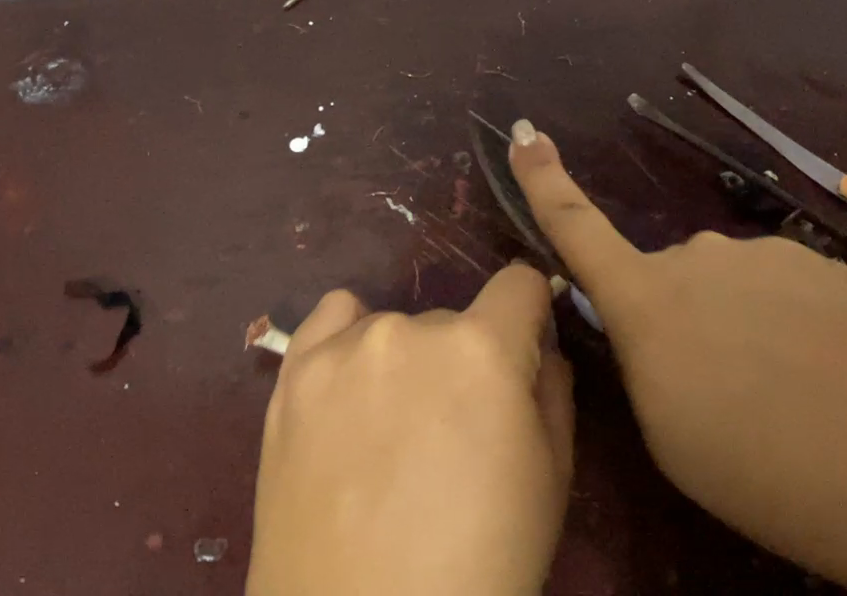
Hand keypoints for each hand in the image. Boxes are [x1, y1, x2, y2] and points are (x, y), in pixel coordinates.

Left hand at [247, 264, 573, 595]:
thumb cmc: (479, 562)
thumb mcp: (550, 482)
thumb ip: (552, 392)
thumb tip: (537, 348)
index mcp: (482, 351)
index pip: (519, 285)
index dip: (529, 318)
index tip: (523, 355)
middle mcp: (411, 329)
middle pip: (454, 322)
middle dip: (464, 364)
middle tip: (449, 436)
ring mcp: (345, 348)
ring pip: (397, 329)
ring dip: (407, 363)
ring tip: (388, 433)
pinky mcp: (295, 373)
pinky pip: (334, 318)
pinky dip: (350, 338)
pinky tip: (351, 387)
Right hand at [507, 120, 846, 590]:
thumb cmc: (784, 474)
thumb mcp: (677, 441)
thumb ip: (647, 368)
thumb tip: (657, 329)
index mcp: (650, 304)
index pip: (578, 231)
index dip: (543, 181)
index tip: (524, 132)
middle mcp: (702, 261)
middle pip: (669, 285)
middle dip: (681, 330)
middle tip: (729, 409)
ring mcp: (771, 258)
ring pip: (732, 294)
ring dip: (745, 339)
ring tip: (798, 412)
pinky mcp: (833, 267)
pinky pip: (786, 297)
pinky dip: (795, 336)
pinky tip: (843, 391)